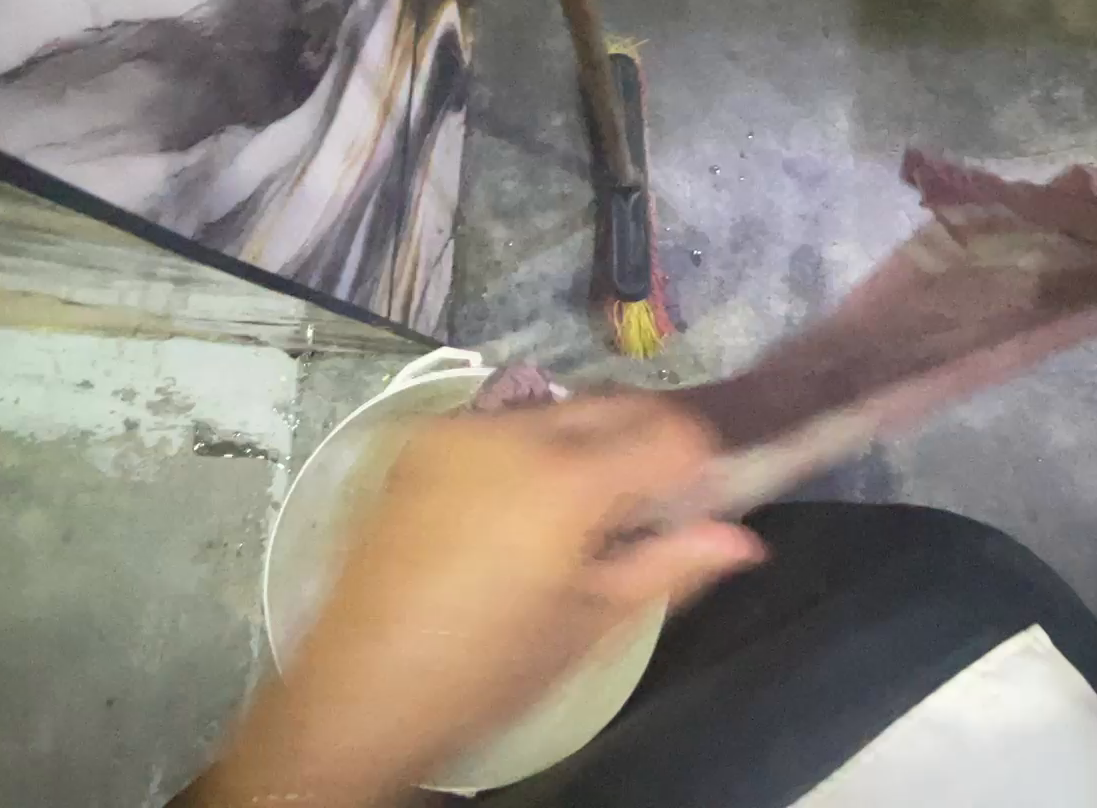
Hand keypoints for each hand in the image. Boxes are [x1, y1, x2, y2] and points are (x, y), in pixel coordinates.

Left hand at [187, 397, 762, 807]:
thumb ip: (669, 566)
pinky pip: (509, 421)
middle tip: (656, 490)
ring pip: (564, 407)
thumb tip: (744, 540)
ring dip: (595, 437)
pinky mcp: (425, 436)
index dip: (700, 452)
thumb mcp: (588, 627)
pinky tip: (525, 496)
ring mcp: (464, 428)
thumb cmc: (485, 673)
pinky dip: (538, 443)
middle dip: (651, 434)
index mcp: (567, 484)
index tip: (703, 485)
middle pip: (619, 402)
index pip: (669, 430)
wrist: (352, 693)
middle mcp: (517, 433)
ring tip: (587, 500)